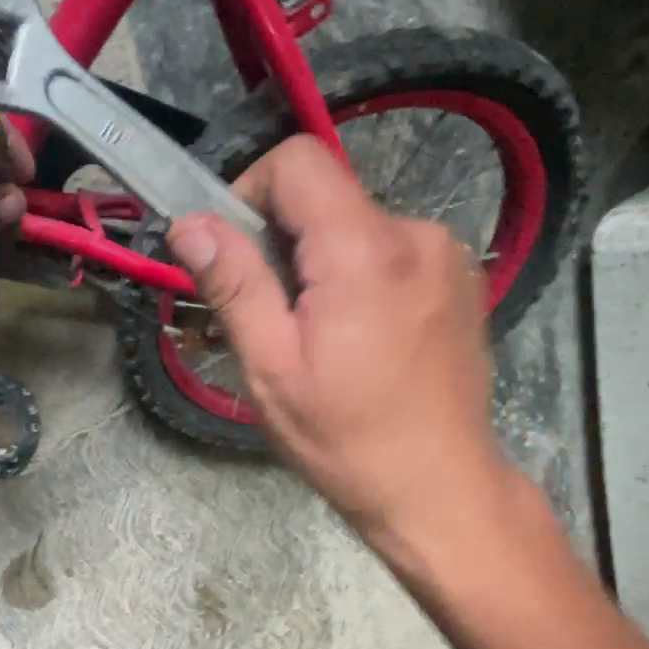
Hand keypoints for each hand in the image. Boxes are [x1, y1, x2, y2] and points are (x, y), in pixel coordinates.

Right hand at [165, 136, 511, 542]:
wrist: (437, 486)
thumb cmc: (343, 437)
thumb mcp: (271, 367)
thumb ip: (234, 286)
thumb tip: (190, 224)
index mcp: (364, 250)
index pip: (298, 162)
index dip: (249, 193)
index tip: (230, 255)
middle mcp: (415, 232)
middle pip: (325, 198)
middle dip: (279, 245)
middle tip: (264, 321)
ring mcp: (445, 255)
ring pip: (354, 229)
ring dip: (318, 268)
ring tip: (312, 342)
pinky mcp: (459, 279)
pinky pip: (388, 254)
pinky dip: (356, 280)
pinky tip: (355, 343)